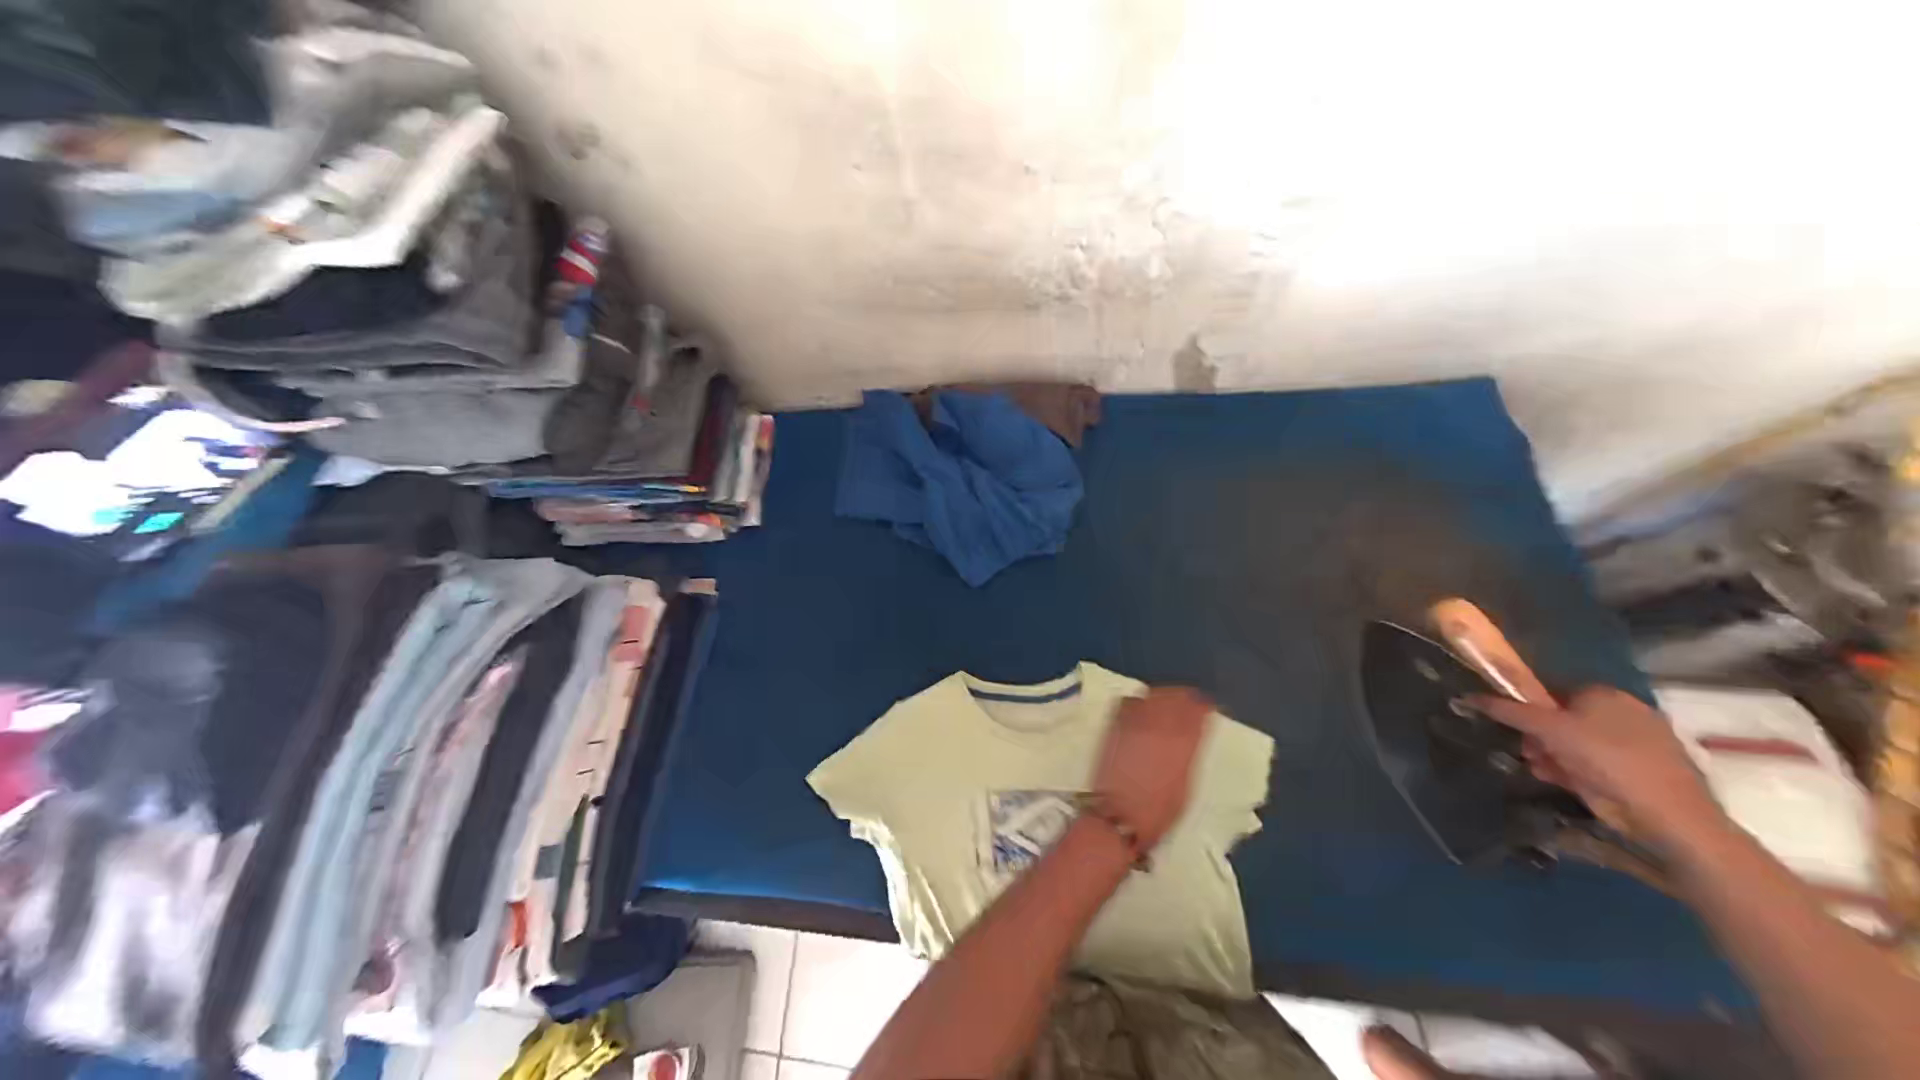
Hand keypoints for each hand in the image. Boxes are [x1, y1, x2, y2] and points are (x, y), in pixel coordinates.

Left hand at [1093, 686, 1212, 849]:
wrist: (1119, 816)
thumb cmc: (1159, 811)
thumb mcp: (1186, 785)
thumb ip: (1188, 755)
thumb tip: (1191, 739)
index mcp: (1183, 744)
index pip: (1197, 711)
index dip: (1202, 706)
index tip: (1206, 707)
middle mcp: (1160, 728)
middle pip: (1173, 697)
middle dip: (1182, 696)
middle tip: (1186, 700)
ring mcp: (1135, 725)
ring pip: (1151, 695)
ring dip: (1160, 695)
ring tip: (1164, 700)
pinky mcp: (1114, 727)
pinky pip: (1128, 703)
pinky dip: (1137, 701)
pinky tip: (1140, 706)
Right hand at [1470, 686, 1722, 847]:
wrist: (1666, 813)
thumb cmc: (1606, 758)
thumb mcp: (1549, 728)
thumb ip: (1507, 710)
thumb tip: (1466, 696)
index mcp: (1606, 694)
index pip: (1553, 691)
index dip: (1529, 707)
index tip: (1514, 725)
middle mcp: (1620, 714)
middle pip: (1560, 718)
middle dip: (1537, 735)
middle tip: (1527, 750)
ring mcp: (1629, 745)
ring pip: (1571, 743)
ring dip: (1548, 754)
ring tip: (1540, 767)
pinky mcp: (1632, 772)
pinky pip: (1588, 763)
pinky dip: (1570, 769)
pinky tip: (1557, 778)